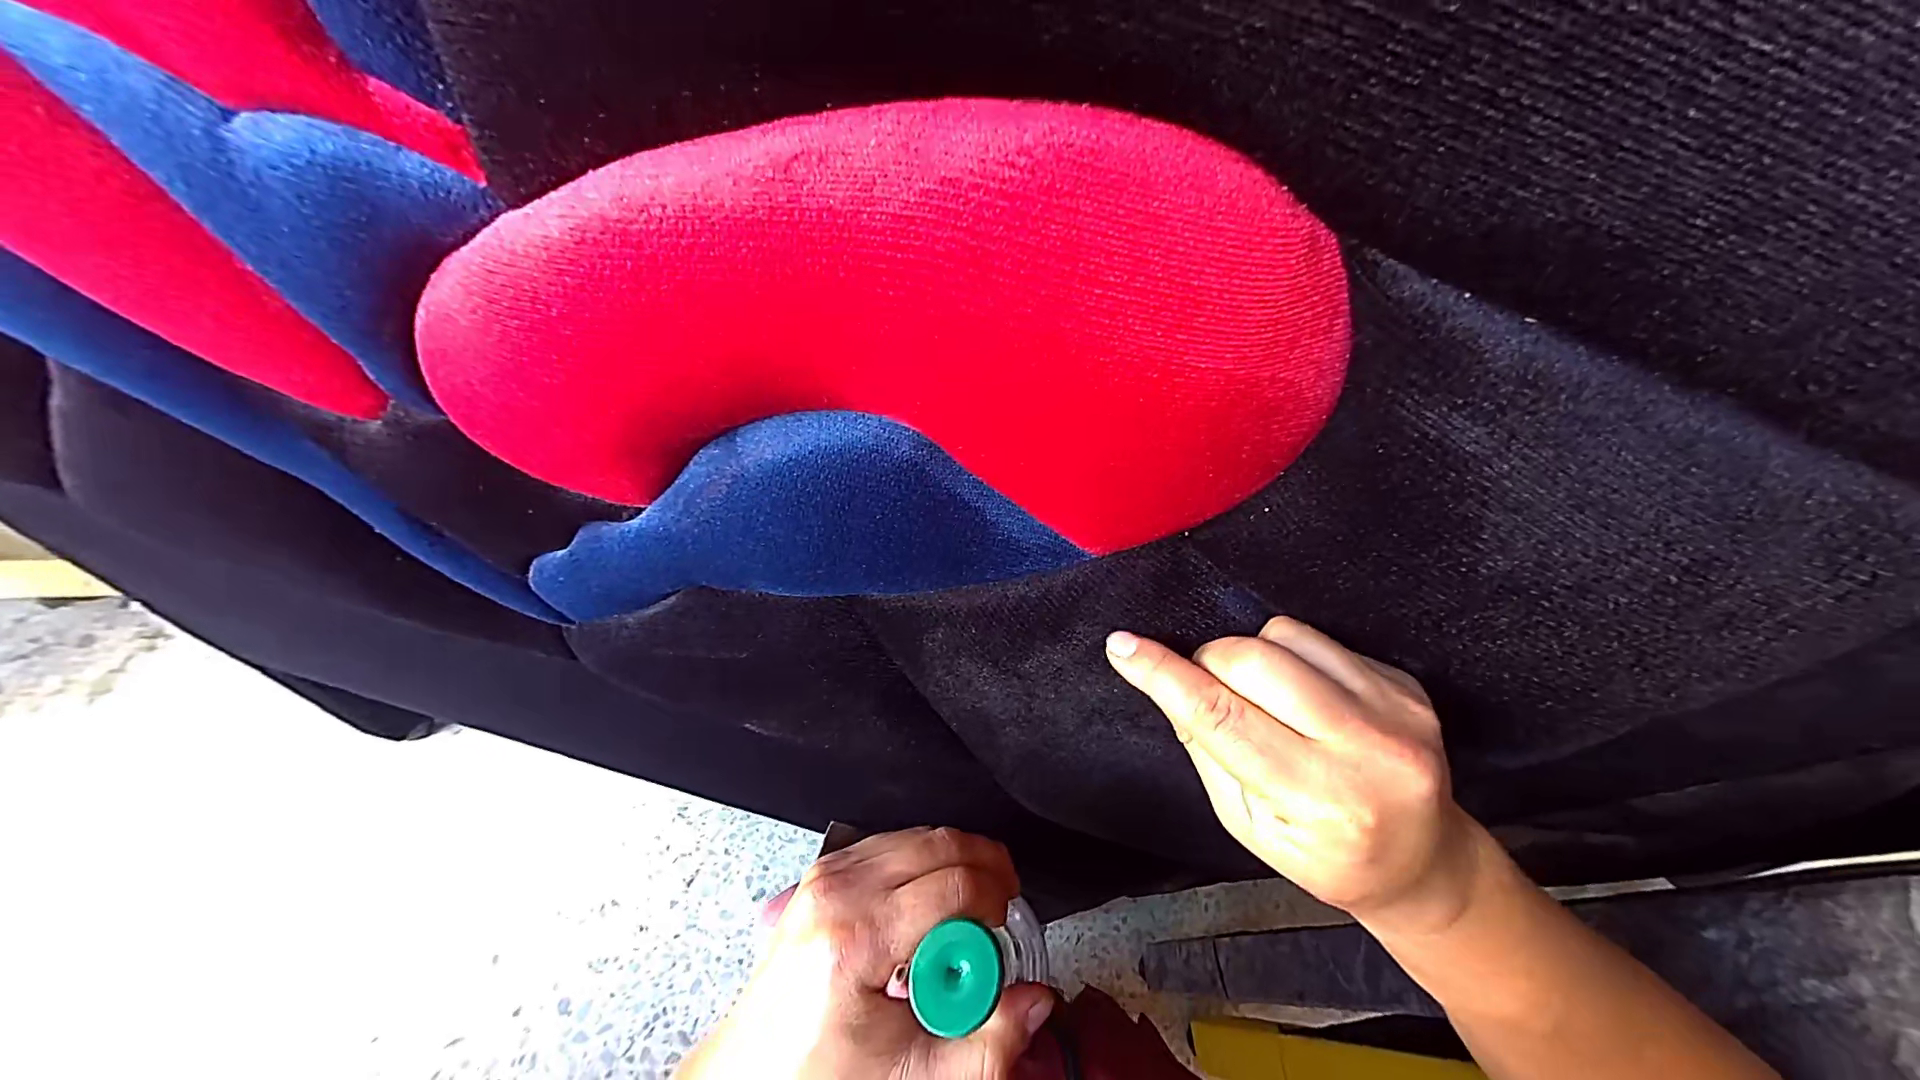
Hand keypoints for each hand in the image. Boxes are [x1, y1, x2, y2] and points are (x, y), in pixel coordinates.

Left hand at [679, 827, 1054, 1079]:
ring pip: (920, 835)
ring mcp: (829, 874)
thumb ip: (985, 1043)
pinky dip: (924, 861)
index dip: (995, 902)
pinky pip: (893, 842)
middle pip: (941, 844)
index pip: (954, 885)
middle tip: (1002, 907)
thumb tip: (1033, 1001)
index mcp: (857, 936)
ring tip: (969, 911)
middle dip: (986, 868)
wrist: (755, 1065)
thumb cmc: (816, 1070)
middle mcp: (839, 891)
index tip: (1004, 932)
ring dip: (957, 862)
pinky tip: (931, 900)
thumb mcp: (911, 1074)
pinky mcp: (827, 870)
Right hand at [1106, 617, 1482, 936]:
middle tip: (1207, 690)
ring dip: (1249, 657)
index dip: (1163, 676)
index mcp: (1321, 801)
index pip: (1221, 718)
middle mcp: (1367, 750)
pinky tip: (1300, 694)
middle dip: (1208, 663)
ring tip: (1262, 699)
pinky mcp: (1405, 684)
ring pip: (1281, 635)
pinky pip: (1316, 637)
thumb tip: (1164, 681)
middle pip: (1251, 661)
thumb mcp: (1246, 820)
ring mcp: (1396, 712)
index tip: (1123, 647)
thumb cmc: (1322, 853)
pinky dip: (1287, 655)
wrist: (1423, 863)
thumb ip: (1206, 746)